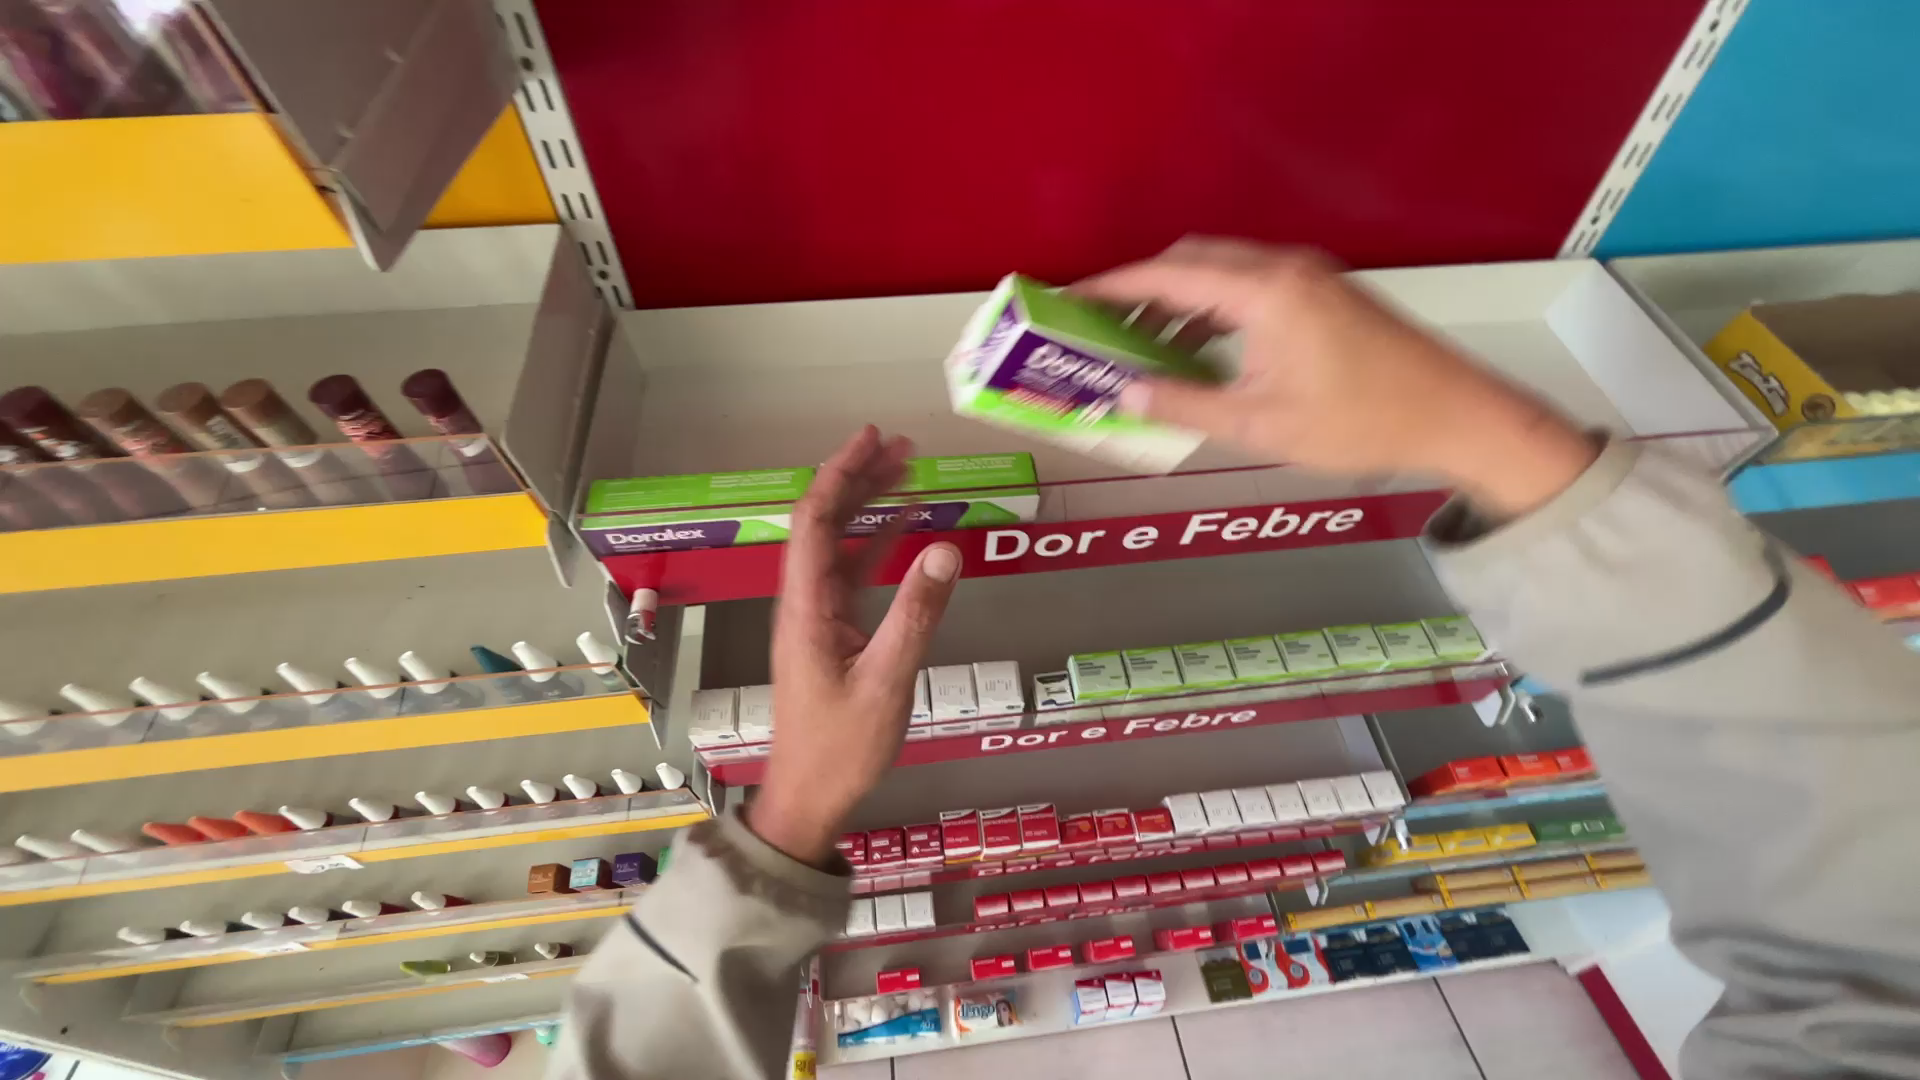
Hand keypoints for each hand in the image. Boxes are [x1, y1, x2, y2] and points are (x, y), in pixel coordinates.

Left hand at [749, 427, 961, 864]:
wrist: (810, 796)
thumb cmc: (842, 745)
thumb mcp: (887, 681)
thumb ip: (916, 614)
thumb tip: (945, 548)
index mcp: (807, 605)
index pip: (816, 522)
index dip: (840, 474)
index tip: (870, 439)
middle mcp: (806, 600)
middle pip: (826, 524)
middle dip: (859, 480)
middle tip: (900, 446)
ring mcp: (818, 616)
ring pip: (841, 546)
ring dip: (870, 508)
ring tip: (907, 473)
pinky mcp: (832, 633)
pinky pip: (854, 577)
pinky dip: (878, 548)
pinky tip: (907, 532)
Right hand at [1077, 238, 1599, 516]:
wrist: (1456, 415)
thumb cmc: (1355, 423)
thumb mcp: (1257, 424)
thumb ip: (1184, 405)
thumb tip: (1123, 395)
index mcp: (1264, 292)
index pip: (1169, 277)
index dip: (1113, 287)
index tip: (1070, 298)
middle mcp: (1283, 267)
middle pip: (1192, 260)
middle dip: (1140, 287)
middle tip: (1100, 323)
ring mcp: (1307, 275)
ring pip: (1221, 270)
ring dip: (1176, 299)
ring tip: (1138, 342)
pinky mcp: (1321, 292)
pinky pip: (1248, 285)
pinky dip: (1210, 308)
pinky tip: (1194, 347)